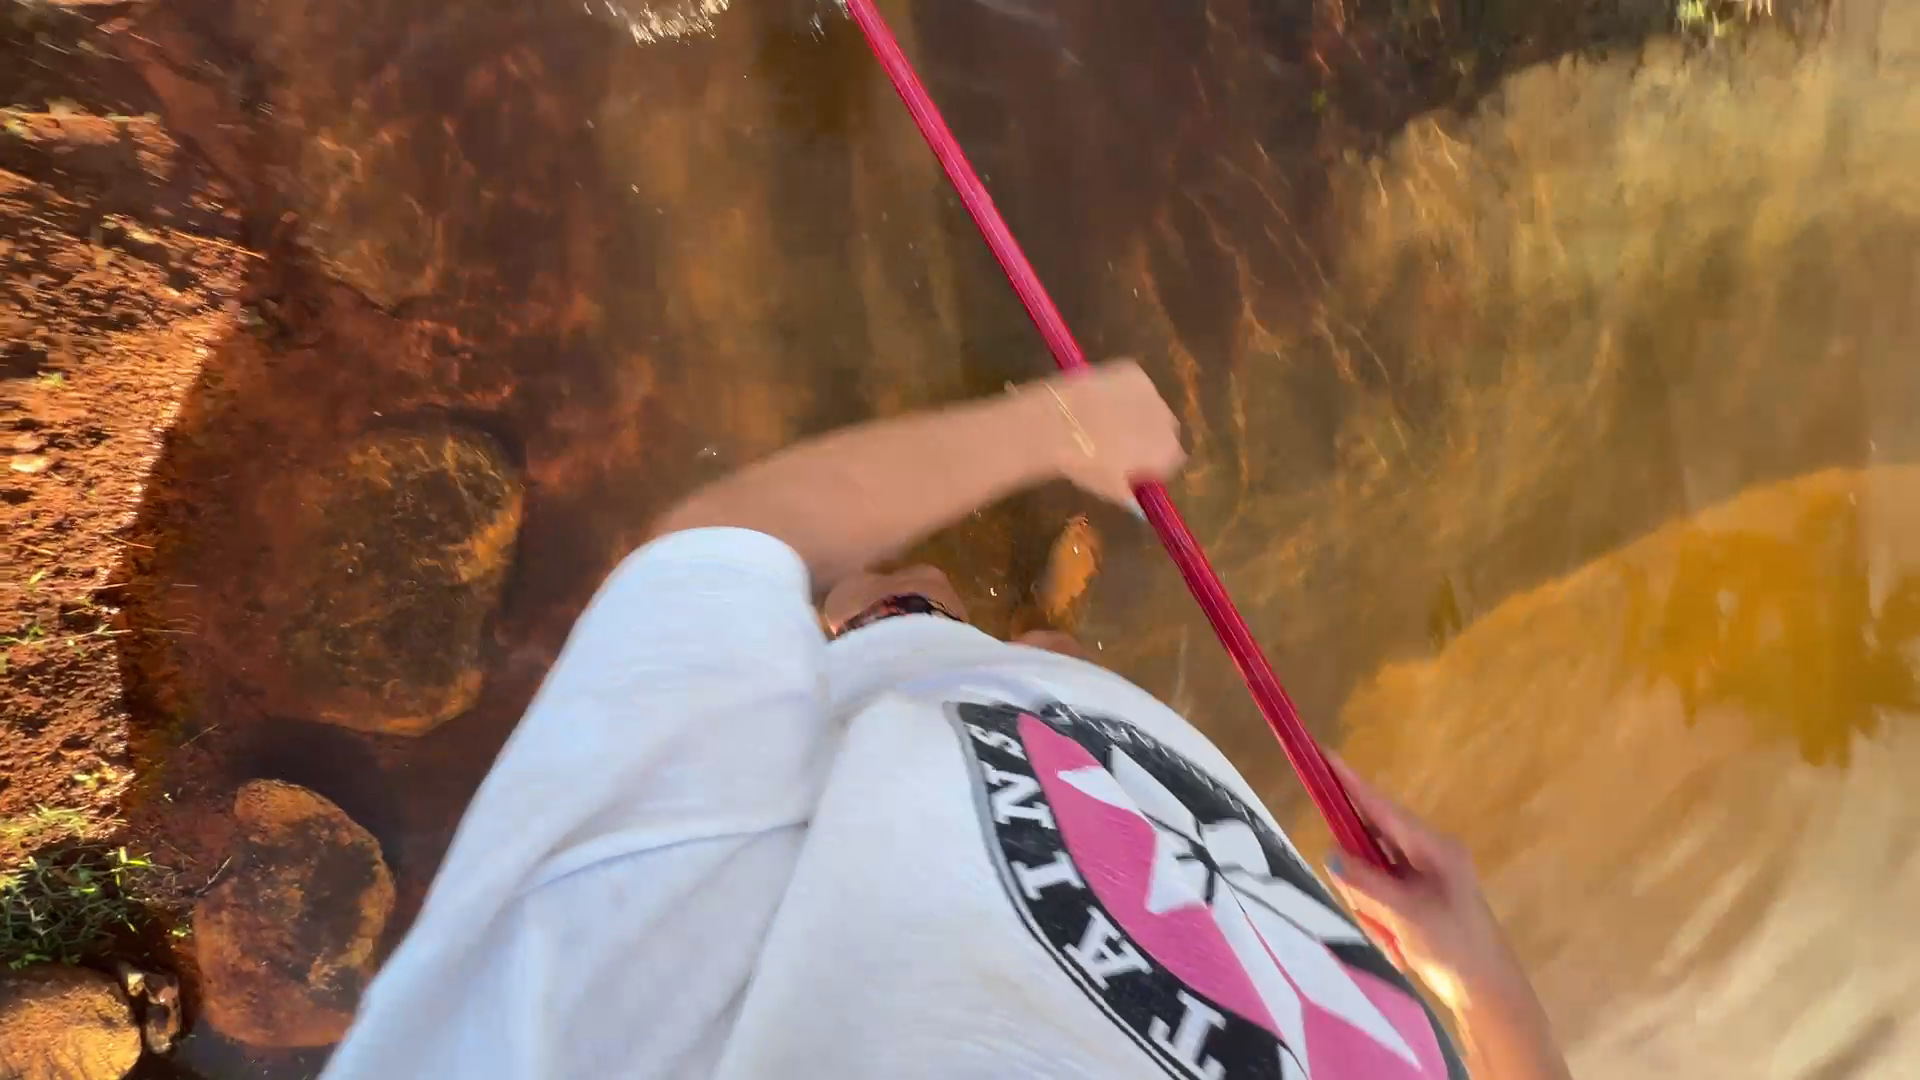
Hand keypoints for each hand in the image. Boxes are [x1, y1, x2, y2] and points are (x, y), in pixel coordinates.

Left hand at [1020, 360, 1185, 505]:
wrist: (1060, 424)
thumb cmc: (1086, 465)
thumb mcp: (1110, 491)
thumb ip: (1132, 498)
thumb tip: (1139, 504)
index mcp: (1168, 454)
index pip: (1172, 462)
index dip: (1153, 466)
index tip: (1134, 471)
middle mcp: (1169, 421)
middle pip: (1165, 431)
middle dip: (1148, 438)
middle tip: (1118, 446)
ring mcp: (1152, 393)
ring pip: (1151, 407)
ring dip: (1136, 414)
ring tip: (1105, 422)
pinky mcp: (1133, 372)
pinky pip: (1135, 386)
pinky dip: (1123, 393)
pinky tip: (1101, 401)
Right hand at [1323, 758, 1525, 1011]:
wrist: (1491, 997)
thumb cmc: (1455, 950)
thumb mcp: (1405, 915)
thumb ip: (1364, 881)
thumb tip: (1328, 854)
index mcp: (1432, 847)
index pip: (1378, 805)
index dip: (1348, 780)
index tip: (1321, 753)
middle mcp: (1426, 850)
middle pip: (1368, 836)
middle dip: (1357, 870)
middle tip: (1367, 907)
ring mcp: (1422, 871)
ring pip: (1368, 864)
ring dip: (1367, 898)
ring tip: (1388, 934)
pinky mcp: (1417, 890)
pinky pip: (1376, 884)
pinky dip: (1374, 909)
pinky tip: (1392, 939)